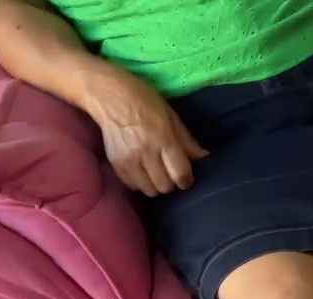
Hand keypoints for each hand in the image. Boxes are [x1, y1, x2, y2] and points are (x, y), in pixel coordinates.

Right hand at [86, 67, 206, 194]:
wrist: (107, 94)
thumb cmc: (143, 101)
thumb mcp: (170, 115)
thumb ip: (187, 141)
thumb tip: (205, 158)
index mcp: (163, 139)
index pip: (180, 175)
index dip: (186, 180)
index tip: (185, 177)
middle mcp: (146, 152)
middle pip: (165, 186)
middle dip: (171, 183)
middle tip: (169, 173)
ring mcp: (129, 160)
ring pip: (149, 190)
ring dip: (155, 185)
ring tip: (154, 172)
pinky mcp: (116, 165)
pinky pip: (133, 186)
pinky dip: (139, 183)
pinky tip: (141, 170)